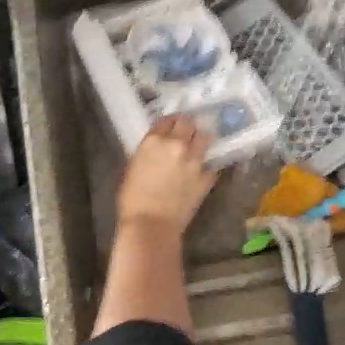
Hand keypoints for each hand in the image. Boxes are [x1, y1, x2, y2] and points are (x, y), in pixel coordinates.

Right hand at [116, 115, 219, 236]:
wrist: (151, 224)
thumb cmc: (132, 199)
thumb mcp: (132, 167)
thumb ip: (147, 152)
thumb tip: (156, 148)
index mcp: (154, 141)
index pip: (166, 120)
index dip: (168, 123)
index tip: (169, 128)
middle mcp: (177, 145)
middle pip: (188, 122)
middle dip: (187, 125)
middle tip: (184, 132)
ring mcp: (195, 160)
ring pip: (205, 137)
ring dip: (200, 139)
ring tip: (197, 146)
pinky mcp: (207, 176)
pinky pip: (212, 162)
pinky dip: (207, 163)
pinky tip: (202, 169)